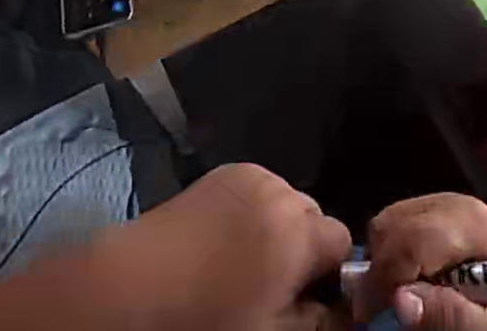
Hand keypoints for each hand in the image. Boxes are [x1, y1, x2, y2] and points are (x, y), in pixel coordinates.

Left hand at [115, 163, 352, 329]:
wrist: (141, 280)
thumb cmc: (210, 317)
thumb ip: (320, 321)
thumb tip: (345, 309)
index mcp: (299, 232)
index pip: (341, 237)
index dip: (331, 269)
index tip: (311, 293)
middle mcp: (281, 192)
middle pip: (314, 215)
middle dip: (305, 244)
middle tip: (277, 280)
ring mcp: (252, 175)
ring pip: (287, 199)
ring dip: (281, 223)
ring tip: (249, 256)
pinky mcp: (227, 171)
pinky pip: (260, 187)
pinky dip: (256, 207)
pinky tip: (230, 234)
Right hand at [358, 194, 486, 326]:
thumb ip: (452, 317)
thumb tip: (397, 301)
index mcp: (467, 226)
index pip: (404, 242)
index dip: (378, 280)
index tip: (365, 318)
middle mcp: (451, 203)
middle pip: (389, 225)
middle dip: (379, 268)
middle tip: (385, 313)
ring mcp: (447, 203)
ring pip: (390, 222)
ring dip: (385, 260)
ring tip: (404, 300)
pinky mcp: (445, 212)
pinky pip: (402, 223)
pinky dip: (397, 252)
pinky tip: (418, 283)